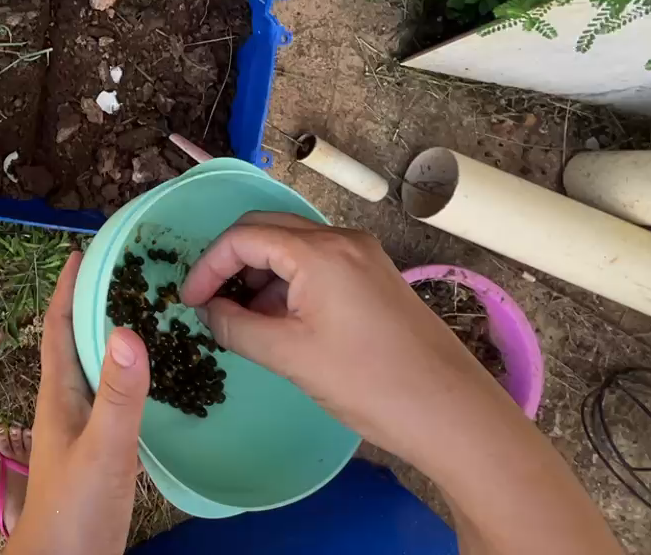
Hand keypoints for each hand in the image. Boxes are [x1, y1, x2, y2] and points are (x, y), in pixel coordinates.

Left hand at [5, 251, 149, 554]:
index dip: (66, 287)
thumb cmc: (76, 506)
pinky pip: (108, 394)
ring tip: (138, 313)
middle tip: (120, 274)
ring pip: (91, 366)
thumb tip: (127, 330)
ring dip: (106, 336)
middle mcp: (65, 400)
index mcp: (59, 390)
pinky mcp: (95, 448)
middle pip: (73, 339)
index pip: (58, 325)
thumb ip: (118, 394)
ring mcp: (78, 425)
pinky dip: (124, 375)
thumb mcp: (103, 446)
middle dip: (89, 303)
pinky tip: (149, 381)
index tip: (78, 252)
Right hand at [178, 211, 517, 469]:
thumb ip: (236, 328)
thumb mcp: (290, 356)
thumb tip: (208, 312)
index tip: (188, 301)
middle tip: (209, 299)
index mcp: (318, 251)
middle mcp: (341, 239)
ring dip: (258, 271)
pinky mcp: (376, 275)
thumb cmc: (371, 385)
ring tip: (243, 314)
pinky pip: (316, 260)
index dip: (207, 267)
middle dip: (229, 261)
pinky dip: (287, 279)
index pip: (241, 238)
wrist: (462, 422)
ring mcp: (364, 255)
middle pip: (264, 229)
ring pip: (289, 243)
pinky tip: (280, 316)